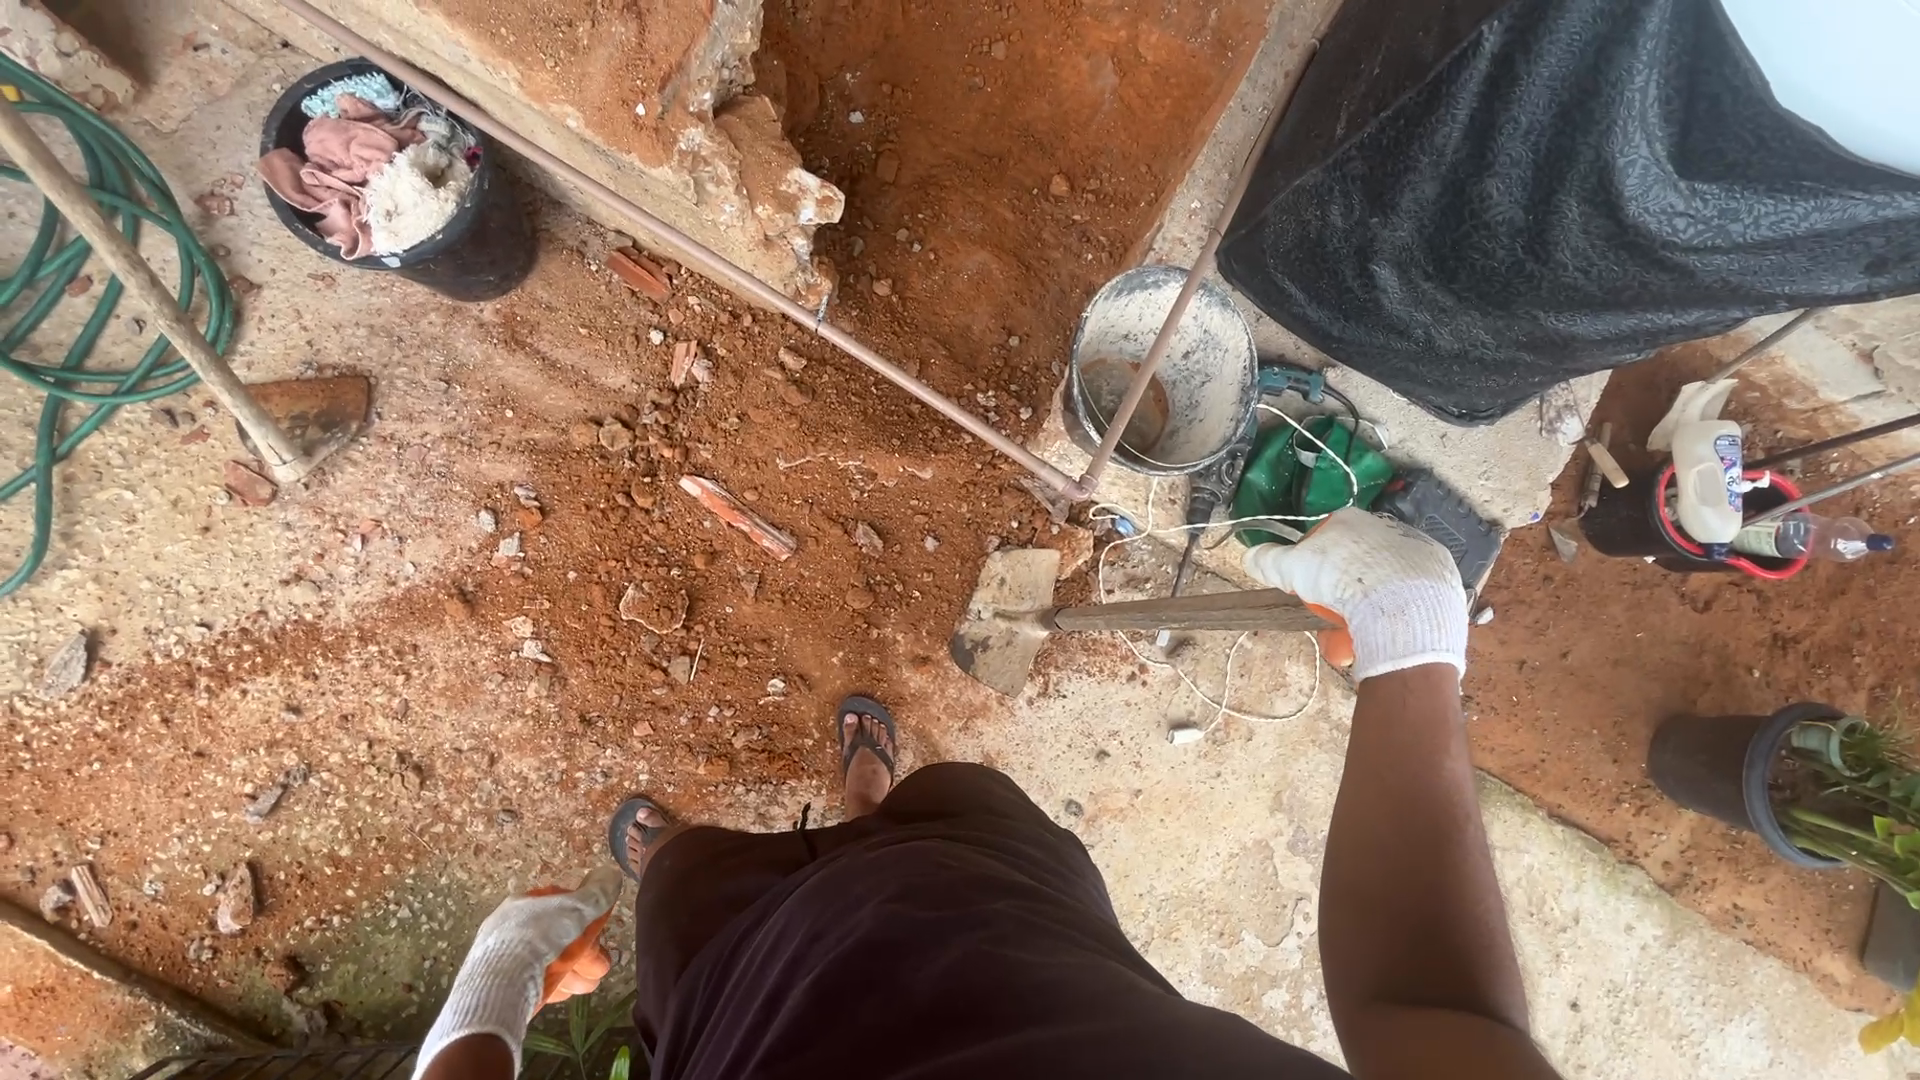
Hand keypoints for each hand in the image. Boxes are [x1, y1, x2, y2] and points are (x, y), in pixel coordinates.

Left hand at [413, 867, 624, 1079]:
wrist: (501, 987)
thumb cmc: (544, 940)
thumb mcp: (580, 909)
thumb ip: (599, 892)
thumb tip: (609, 876)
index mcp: (526, 903)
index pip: (564, 907)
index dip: (589, 922)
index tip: (602, 939)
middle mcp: (510, 926)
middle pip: (557, 936)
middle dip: (585, 953)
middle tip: (599, 970)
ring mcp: (498, 957)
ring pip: (545, 960)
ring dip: (573, 971)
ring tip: (587, 986)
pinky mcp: (494, 986)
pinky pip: (530, 980)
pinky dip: (551, 984)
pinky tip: (562, 994)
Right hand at [1243, 508, 1467, 680]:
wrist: (1400, 605)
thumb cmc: (1340, 579)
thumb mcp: (1290, 569)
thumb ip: (1267, 561)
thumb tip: (1249, 556)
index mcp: (1350, 521)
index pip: (1323, 540)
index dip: (1311, 567)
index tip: (1307, 589)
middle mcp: (1384, 528)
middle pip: (1352, 565)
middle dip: (1337, 595)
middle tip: (1327, 620)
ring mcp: (1416, 551)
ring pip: (1380, 584)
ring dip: (1362, 611)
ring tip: (1349, 640)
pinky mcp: (1441, 576)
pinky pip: (1408, 597)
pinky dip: (1393, 614)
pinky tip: (1381, 633)